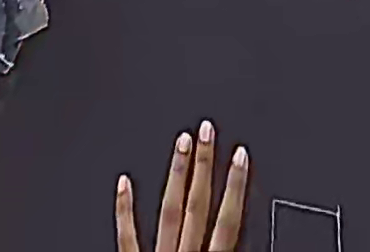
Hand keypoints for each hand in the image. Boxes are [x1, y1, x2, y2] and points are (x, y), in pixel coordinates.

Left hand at [117, 121, 247, 251]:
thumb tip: (246, 242)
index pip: (227, 222)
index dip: (235, 186)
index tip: (240, 154)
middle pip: (197, 205)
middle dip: (204, 164)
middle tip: (206, 130)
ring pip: (169, 210)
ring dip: (177, 172)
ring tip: (182, 139)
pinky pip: (127, 239)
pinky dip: (124, 209)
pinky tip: (124, 180)